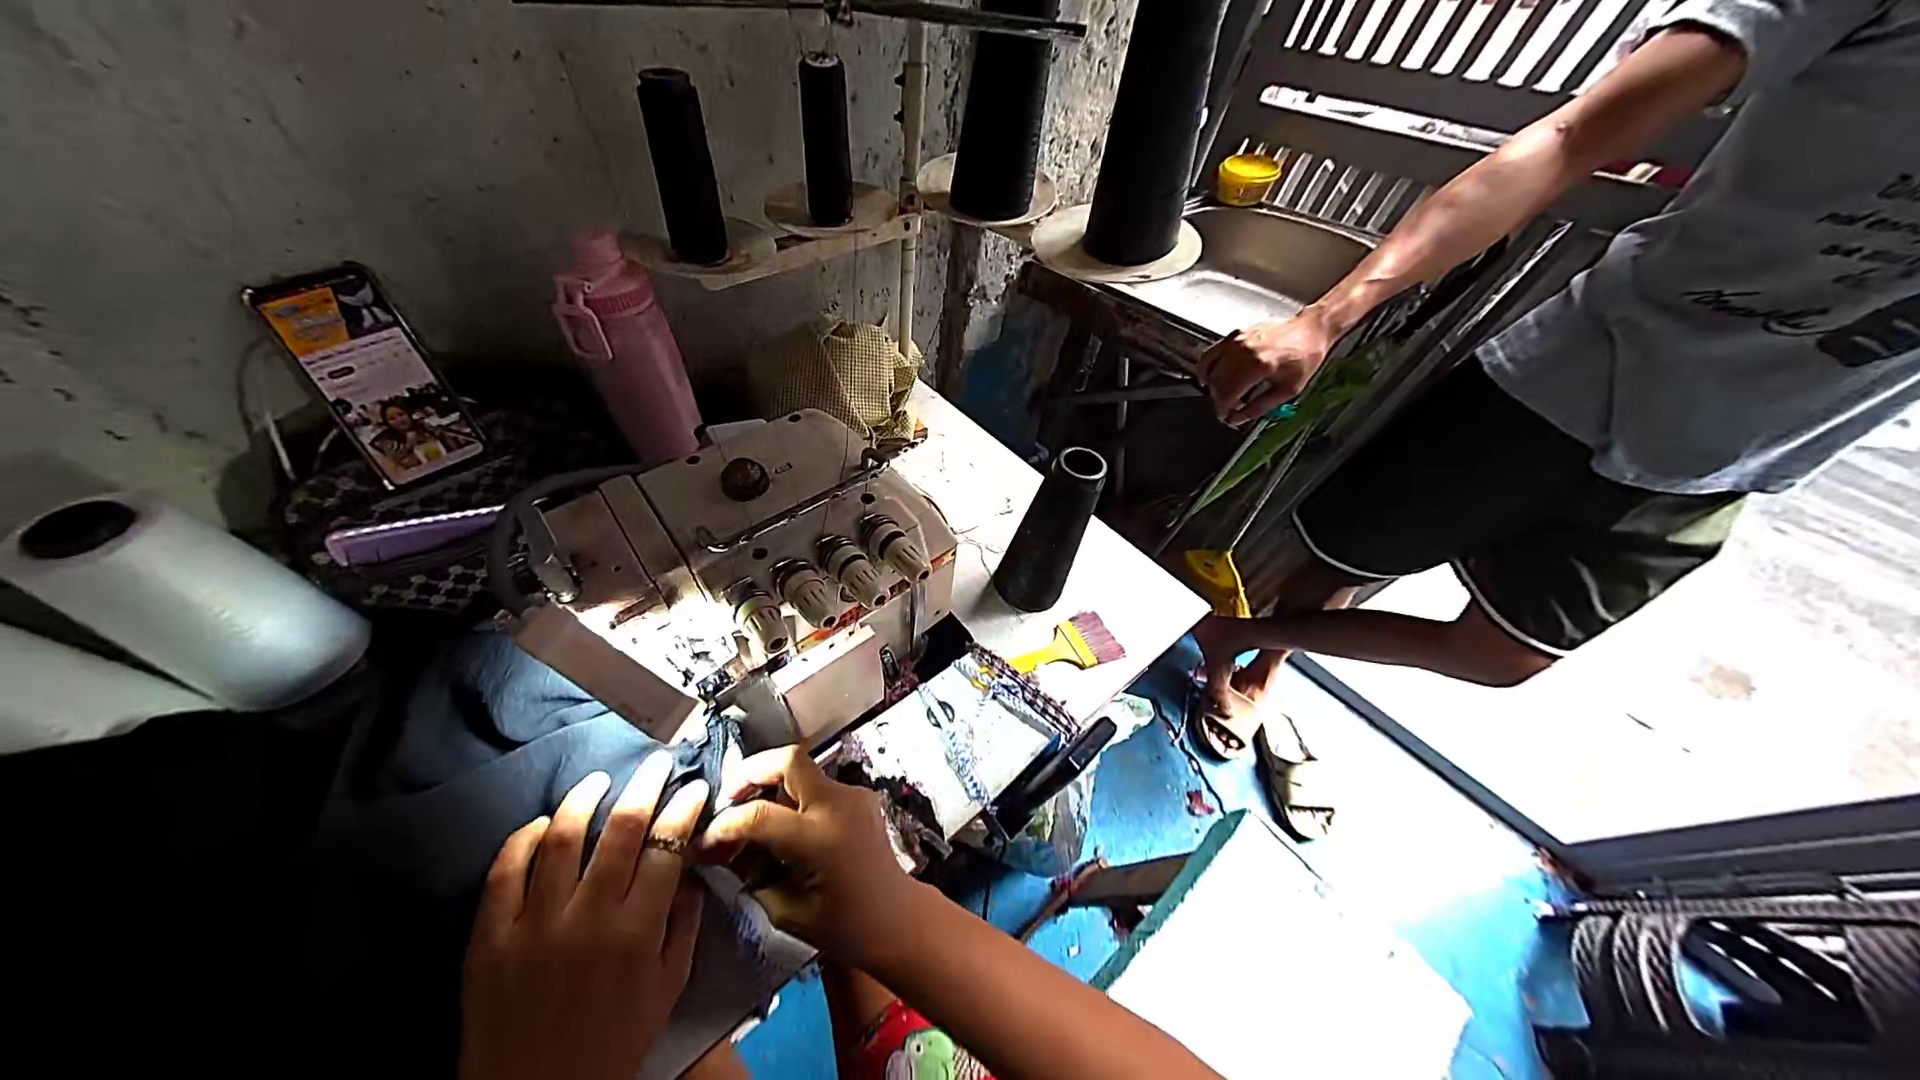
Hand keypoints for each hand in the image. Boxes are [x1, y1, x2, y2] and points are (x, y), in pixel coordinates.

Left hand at [459, 758, 707, 1079]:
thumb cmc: (616, 1038)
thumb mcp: (670, 983)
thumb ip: (685, 920)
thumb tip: (691, 867)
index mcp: (637, 931)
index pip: (667, 848)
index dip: (684, 808)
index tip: (694, 787)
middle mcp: (588, 919)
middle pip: (620, 830)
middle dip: (645, 786)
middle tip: (657, 763)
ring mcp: (533, 926)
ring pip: (560, 839)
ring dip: (582, 800)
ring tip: (598, 781)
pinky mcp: (488, 940)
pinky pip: (503, 873)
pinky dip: (522, 840)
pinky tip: (540, 825)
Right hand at [696, 746, 921, 969]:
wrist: (898, 917)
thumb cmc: (846, 927)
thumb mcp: (789, 913)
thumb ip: (753, 879)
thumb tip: (722, 855)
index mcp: (822, 839)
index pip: (759, 816)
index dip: (723, 827)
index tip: (703, 843)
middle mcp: (839, 805)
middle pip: (788, 760)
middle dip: (750, 773)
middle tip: (726, 799)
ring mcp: (853, 795)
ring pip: (801, 769)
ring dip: (769, 784)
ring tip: (749, 816)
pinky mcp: (858, 795)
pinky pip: (816, 784)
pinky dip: (791, 795)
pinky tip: (780, 824)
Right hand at [1196, 308, 1337, 426]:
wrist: (1310, 330)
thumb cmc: (1304, 357)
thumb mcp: (1288, 390)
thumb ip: (1259, 407)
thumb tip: (1238, 418)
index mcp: (1259, 366)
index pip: (1227, 393)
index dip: (1223, 409)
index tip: (1224, 416)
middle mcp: (1244, 351)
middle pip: (1217, 383)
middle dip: (1218, 399)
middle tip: (1226, 407)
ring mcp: (1237, 341)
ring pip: (1209, 369)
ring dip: (1211, 386)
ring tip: (1220, 393)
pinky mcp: (1234, 335)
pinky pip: (1210, 354)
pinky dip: (1206, 368)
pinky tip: (1212, 377)